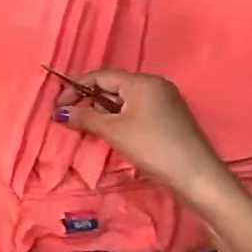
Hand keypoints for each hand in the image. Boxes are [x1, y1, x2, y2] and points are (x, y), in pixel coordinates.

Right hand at [53, 69, 240, 209]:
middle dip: (88, 101)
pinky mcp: (167, 118)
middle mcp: (154, 85)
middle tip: (69, 118)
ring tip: (85, 127)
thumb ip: (85, 118)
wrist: (194, 175)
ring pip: (122, 100)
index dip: (75, 88)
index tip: (58, 106)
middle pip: (112, 87)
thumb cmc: (152, 147)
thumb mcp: (113, 131)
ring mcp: (163, 101)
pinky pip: (134, 110)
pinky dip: (117, 118)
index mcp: (142, 82)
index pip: (101, 76)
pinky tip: (108, 133)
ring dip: (101, 111)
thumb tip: (60, 112)